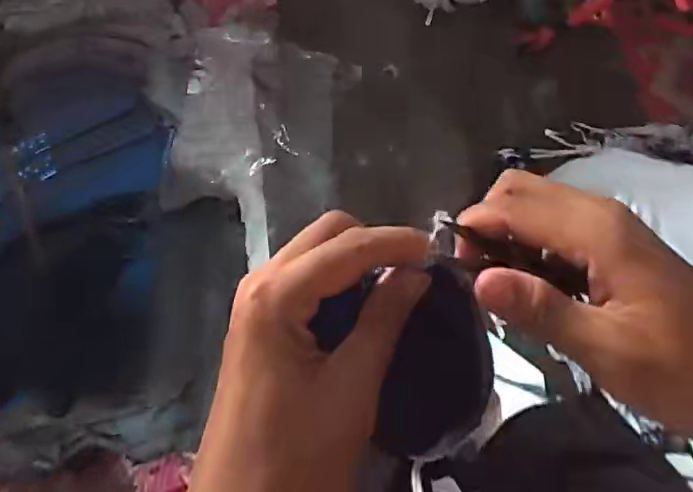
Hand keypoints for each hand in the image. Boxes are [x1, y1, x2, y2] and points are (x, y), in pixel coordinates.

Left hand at [190, 212, 431, 491]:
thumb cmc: (295, 458)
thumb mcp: (351, 389)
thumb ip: (384, 319)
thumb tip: (417, 272)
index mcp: (276, 294)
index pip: (347, 245)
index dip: (395, 242)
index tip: (437, 251)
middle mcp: (260, 281)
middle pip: (328, 233)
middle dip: (375, 242)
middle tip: (415, 268)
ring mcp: (256, 299)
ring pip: (317, 249)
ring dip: (358, 257)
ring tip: (398, 281)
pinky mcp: (260, 320)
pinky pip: (307, 275)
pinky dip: (340, 277)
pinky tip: (366, 300)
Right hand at [459, 171, 692, 491]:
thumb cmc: (686, 373)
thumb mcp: (608, 352)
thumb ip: (541, 308)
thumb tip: (477, 278)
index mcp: (597, 229)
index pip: (514, 203)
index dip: (475, 225)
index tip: (449, 266)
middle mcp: (601, 212)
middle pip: (524, 191)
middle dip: (489, 223)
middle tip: (476, 281)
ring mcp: (613, 227)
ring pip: (541, 207)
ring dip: (510, 235)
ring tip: (499, 290)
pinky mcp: (620, 246)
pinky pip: (561, 228)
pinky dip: (535, 246)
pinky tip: (535, 289)